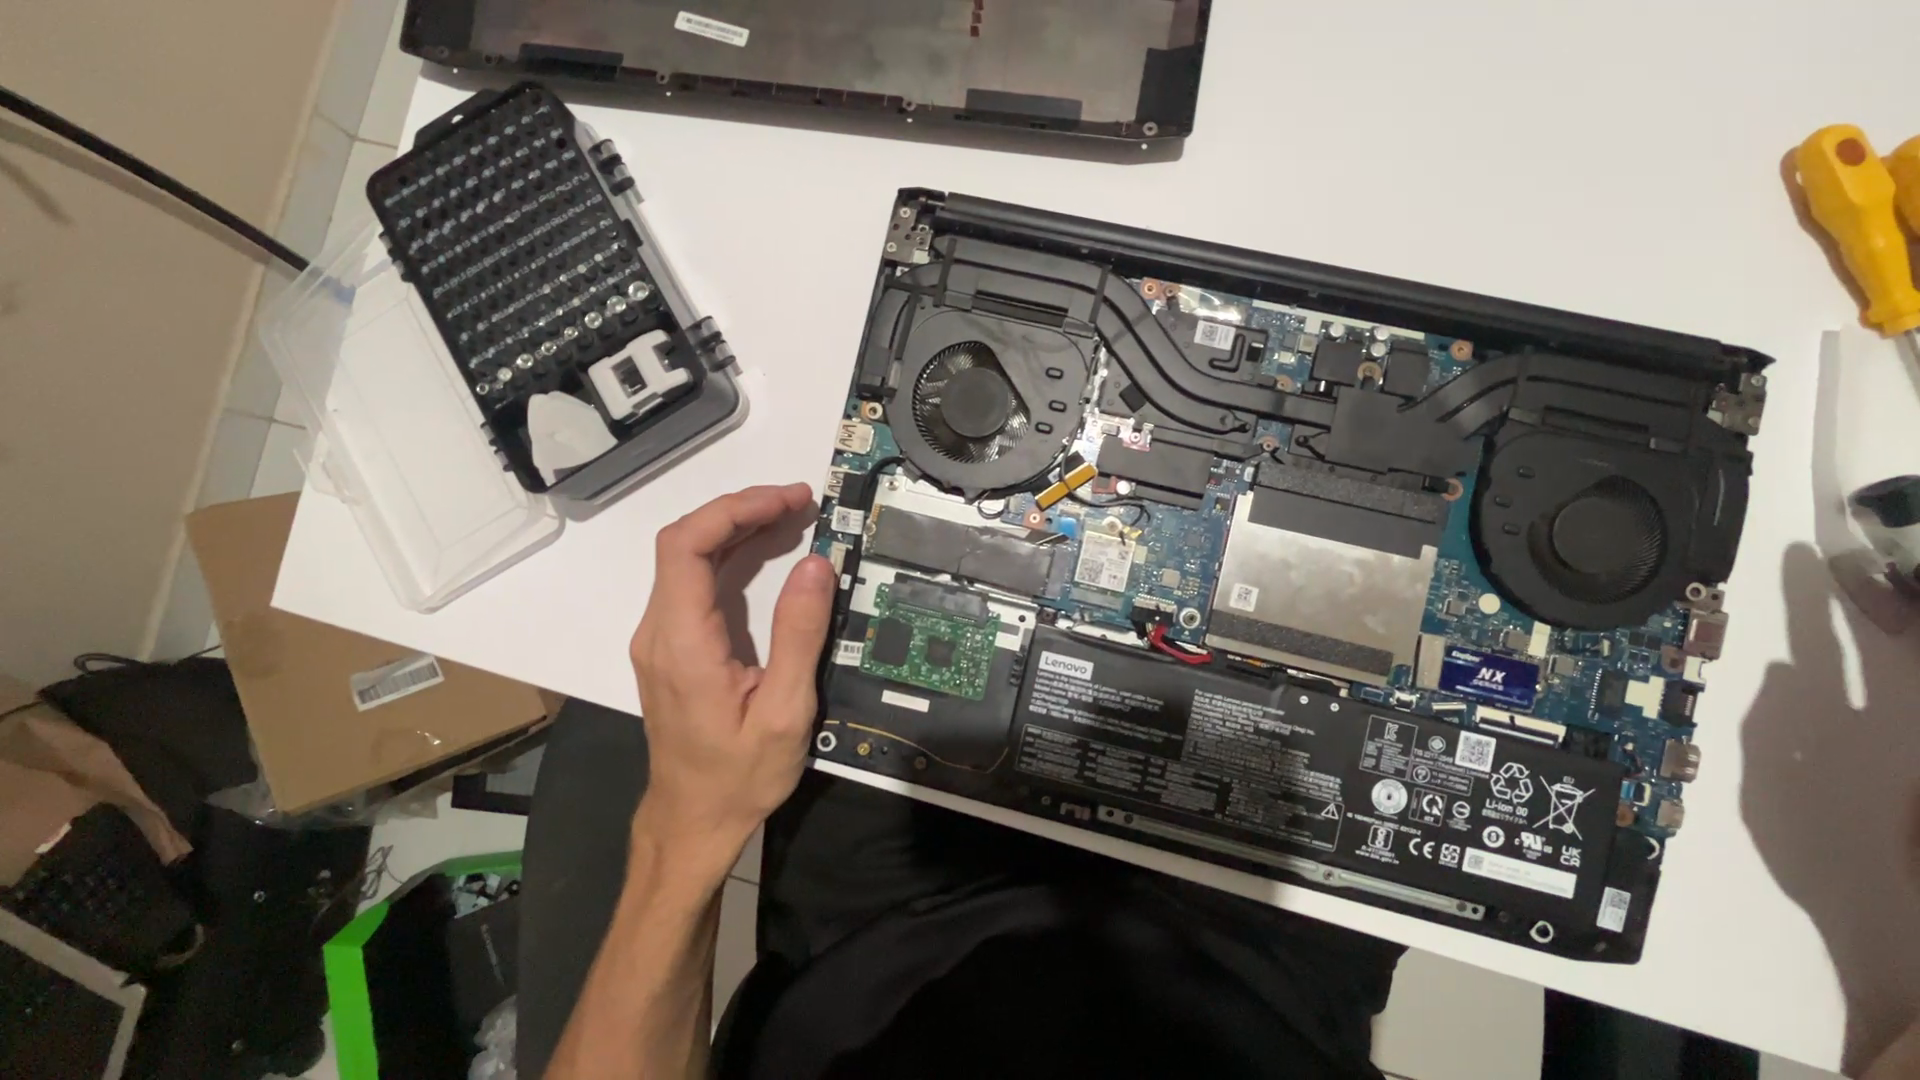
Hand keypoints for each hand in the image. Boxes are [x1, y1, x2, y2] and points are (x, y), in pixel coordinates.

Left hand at [628, 483, 835, 865]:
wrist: (694, 820)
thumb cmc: (739, 776)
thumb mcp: (784, 712)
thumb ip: (798, 636)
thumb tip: (815, 565)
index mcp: (682, 642)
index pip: (686, 546)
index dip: (735, 509)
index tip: (788, 501)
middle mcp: (659, 630)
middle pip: (684, 543)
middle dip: (741, 510)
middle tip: (800, 503)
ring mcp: (660, 637)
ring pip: (687, 558)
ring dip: (737, 528)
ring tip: (792, 517)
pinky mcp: (672, 646)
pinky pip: (694, 582)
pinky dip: (730, 555)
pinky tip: (768, 551)